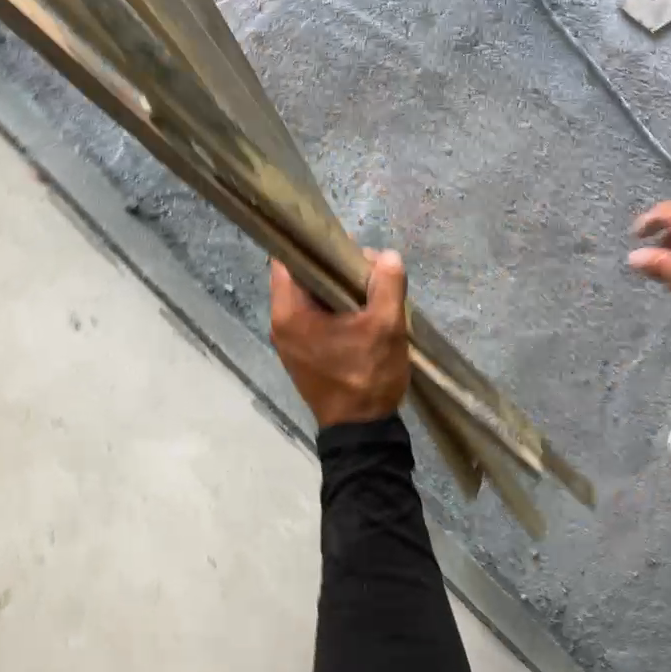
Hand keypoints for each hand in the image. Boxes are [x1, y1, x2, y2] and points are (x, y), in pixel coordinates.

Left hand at [270, 250, 411, 428]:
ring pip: (312, 296)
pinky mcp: (306, 352)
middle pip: (302, 277)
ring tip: (371, 285)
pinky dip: (337, 306)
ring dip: (338, 286)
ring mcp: (292, 341)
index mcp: (290, 314)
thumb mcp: (387, 326)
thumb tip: (388, 256)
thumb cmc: (368, 376)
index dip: (313, 243)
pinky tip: (364, 308)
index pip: (287, 260)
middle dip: (334, 265)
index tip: (342, 240)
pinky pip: (317, 316)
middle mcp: (282, 324)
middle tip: (368, 264)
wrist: (362, 431)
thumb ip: (387, 285)